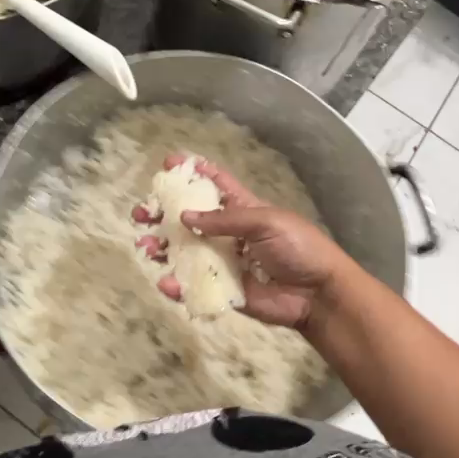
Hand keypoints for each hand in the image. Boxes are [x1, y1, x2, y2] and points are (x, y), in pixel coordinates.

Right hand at [160, 156, 358, 330]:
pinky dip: (177, 285)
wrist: (317, 294)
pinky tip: (166, 282)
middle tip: (141, 213)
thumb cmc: (298, 247)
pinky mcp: (225, 290)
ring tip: (146, 247)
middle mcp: (229, 233)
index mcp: (243, 208)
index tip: (168, 163)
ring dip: (162, 248)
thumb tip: (185, 217)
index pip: (215, 184)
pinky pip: (195, 286)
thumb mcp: (265, 222)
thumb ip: (225, 220)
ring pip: (185, 252)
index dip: (193, 171)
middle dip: (163, 214)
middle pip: (190, 219)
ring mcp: (225, 262)